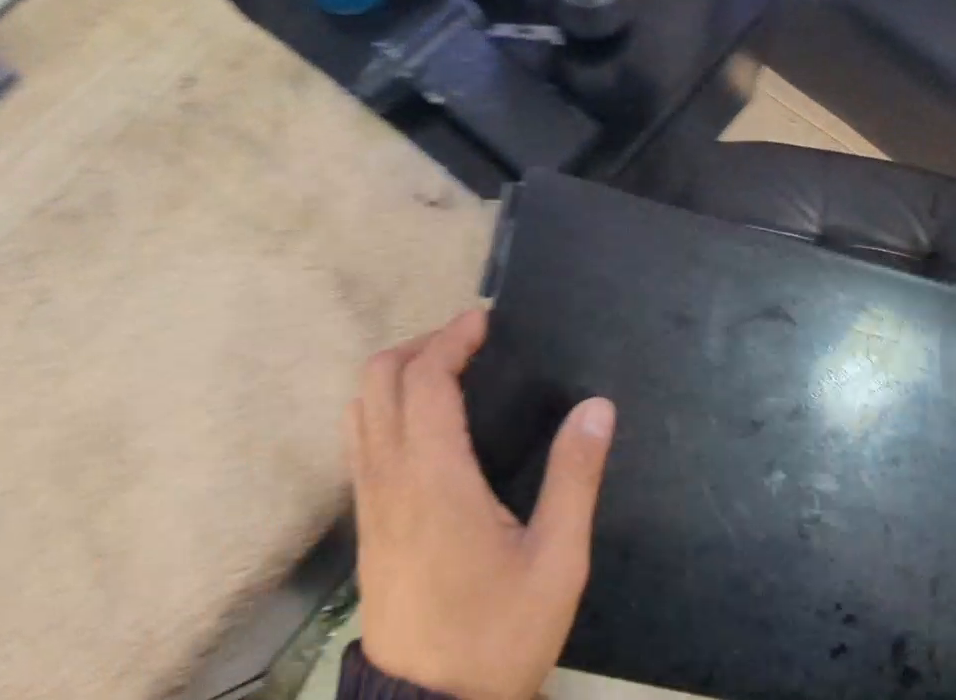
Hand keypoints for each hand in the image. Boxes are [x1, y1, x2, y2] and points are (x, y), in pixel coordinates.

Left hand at [348, 310, 617, 699]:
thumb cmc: (498, 634)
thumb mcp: (556, 562)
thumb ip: (575, 479)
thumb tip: (597, 408)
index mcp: (434, 478)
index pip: (425, 379)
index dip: (452, 338)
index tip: (485, 320)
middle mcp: (390, 477)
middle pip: (378, 379)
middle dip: (420, 344)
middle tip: (468, 343)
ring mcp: (370, 500)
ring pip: (359, 407)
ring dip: (397, 373)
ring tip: (446, 372)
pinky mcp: (365, 523)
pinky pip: (359, 439)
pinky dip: (383, 406)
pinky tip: (423, 424)